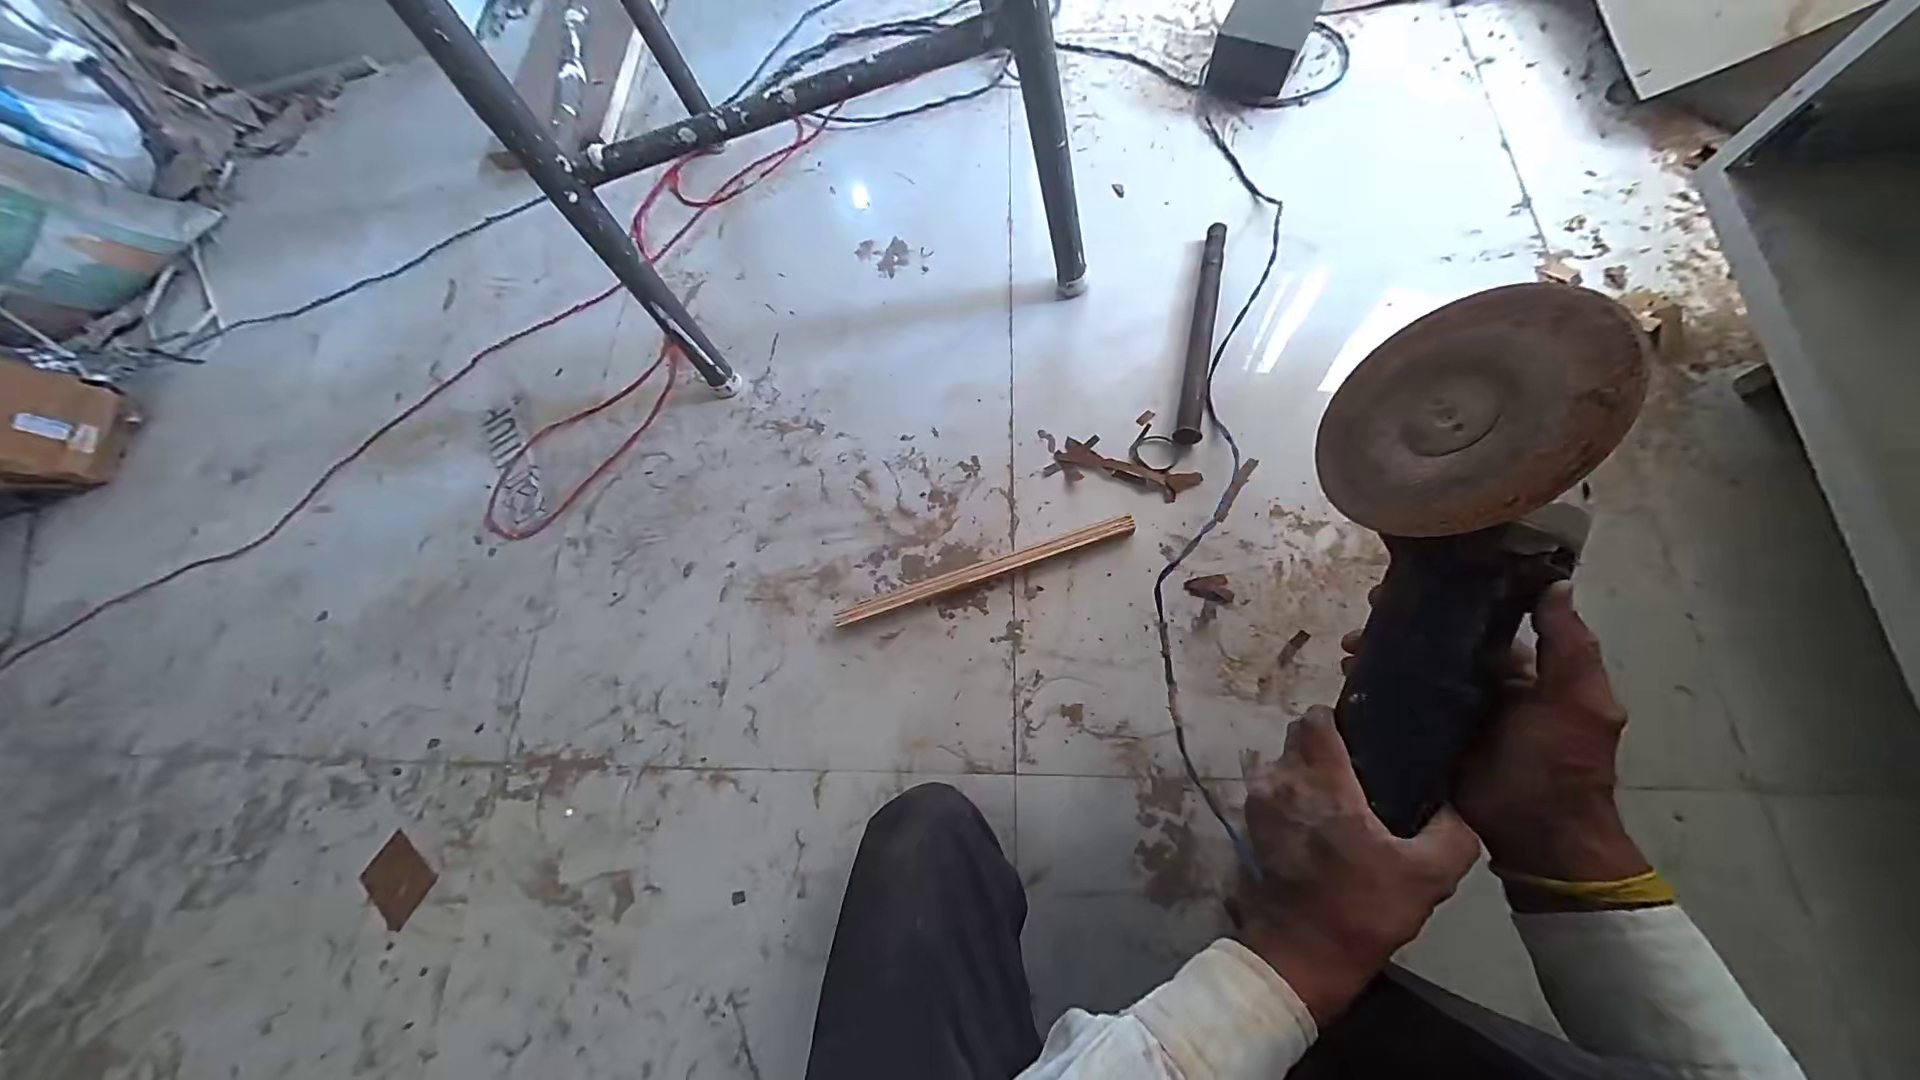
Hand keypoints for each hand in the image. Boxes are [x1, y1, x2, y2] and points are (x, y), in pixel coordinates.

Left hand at [1236, 707, 1478, 1024]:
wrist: (1303, 946)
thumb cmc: (1363, 907)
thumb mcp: (1427, 877)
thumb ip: (1452, 834)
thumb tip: (1455, 807)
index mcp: (1321, 782)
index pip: (1315, 721)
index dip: (1335, 716)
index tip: (1359, 726)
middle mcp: (1281, 778)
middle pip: (1295, 735)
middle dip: (1321, 738)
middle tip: (1355, 759)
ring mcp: (1259, 797)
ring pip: (1280, 758)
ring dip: (1304, 764)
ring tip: (1336, 788)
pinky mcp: (1249, 816)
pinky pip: (1269, 782)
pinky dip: (1289, 786)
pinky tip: (1313, 810)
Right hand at [1340, 581, 1648, 894]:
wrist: (1535, 833)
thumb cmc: (1561, 764)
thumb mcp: (1580, 703)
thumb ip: (1569, 647)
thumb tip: (1556, 585)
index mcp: (1517, 672)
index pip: (1472, 627)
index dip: (1438, 605)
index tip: (1403, 590)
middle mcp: (1478, 685)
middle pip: (1430, 645)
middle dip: (1394, 629)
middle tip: (1362, 621)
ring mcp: (1446, 710)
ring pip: (1405, 671)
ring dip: (1376, 655)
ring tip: (1347, 651)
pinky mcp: (1421, 734)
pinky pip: (1393, 703)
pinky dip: (1370, 687)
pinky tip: (1347, 676)